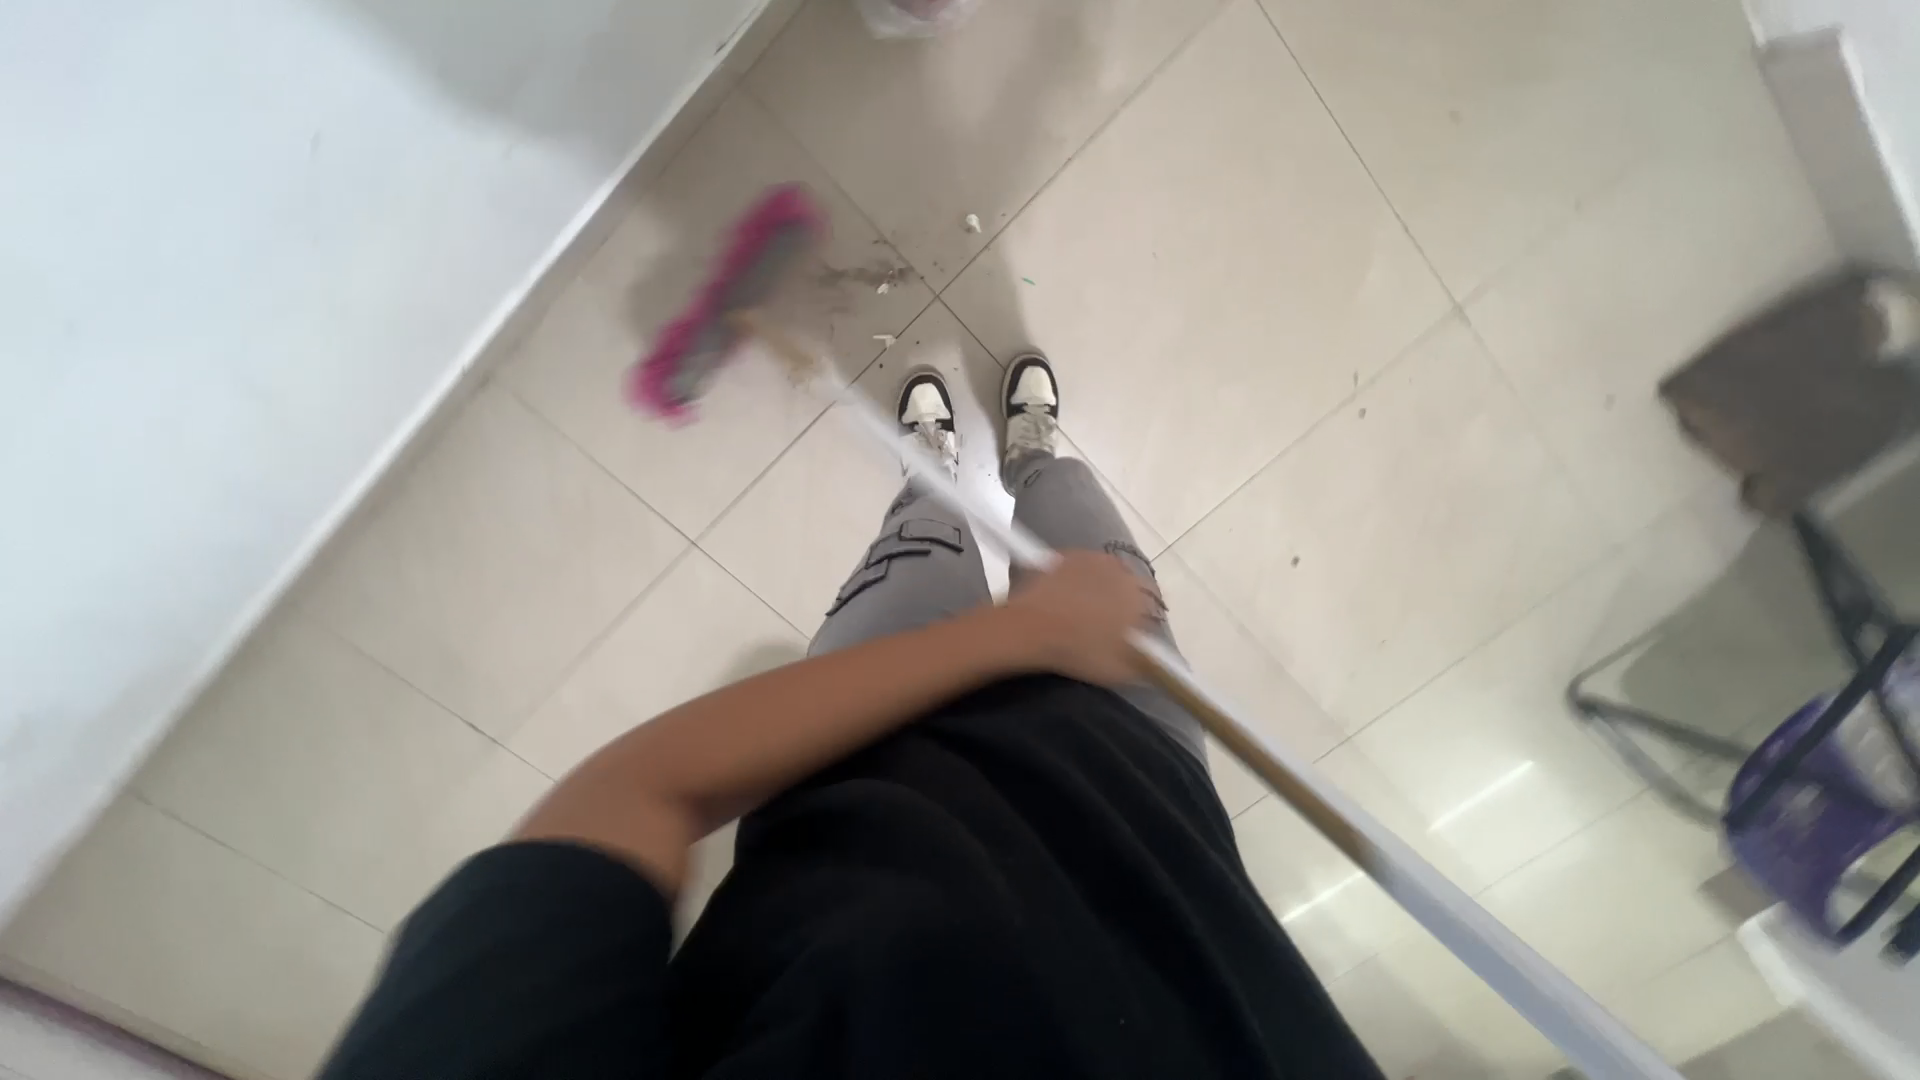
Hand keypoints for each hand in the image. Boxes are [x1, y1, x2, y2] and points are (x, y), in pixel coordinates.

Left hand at [1002, 552, 1161, 684]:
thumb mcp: (1118, 671)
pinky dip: (1080, 576)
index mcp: (1139, 597)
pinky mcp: (1068, 554)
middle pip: (1131, 585)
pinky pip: (1083, 565)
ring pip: (1107, 572)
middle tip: (1108, 619)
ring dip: (1103, 584)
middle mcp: (1122, 571)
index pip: (1153, 605)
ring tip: (1087, 605)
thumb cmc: (1078, 651)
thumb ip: (1141, 664)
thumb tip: (1149, 661)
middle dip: (1124, 600)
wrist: (1031, 628)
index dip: (1143, 619)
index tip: (1133, 631)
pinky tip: (1068, 592)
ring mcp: (1093, 558)